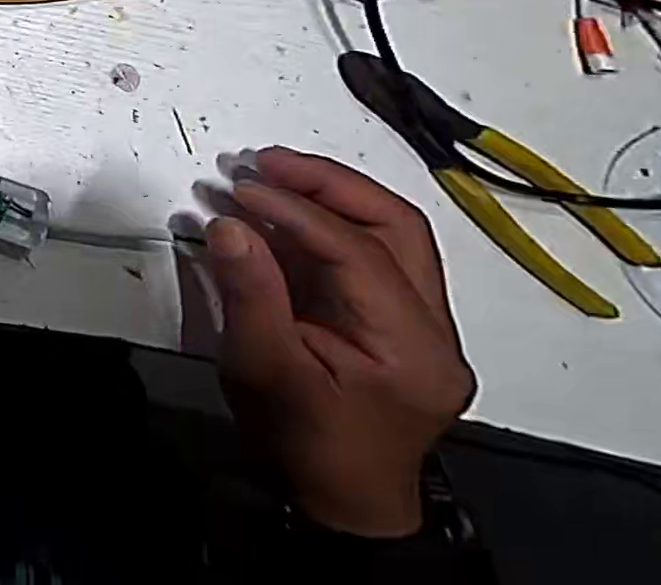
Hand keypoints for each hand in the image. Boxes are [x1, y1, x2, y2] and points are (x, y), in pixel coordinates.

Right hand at [203, 146, 474, 537]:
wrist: (336, 498)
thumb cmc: (300, 440)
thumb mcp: (263, 369)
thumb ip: (249, 293)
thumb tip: (227, 222)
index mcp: (411, 348)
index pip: (360, 253)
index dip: (297, 212)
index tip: (240, 189)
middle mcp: (432, 327)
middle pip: (397, 227)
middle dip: (330, 184)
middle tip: (266, 162)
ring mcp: (419, 321)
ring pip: (390, 233)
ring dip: (330, 194)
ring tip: (270, 173)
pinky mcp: (393, 318)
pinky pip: (365, 252)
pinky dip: (321, 222)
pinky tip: (277, 210)